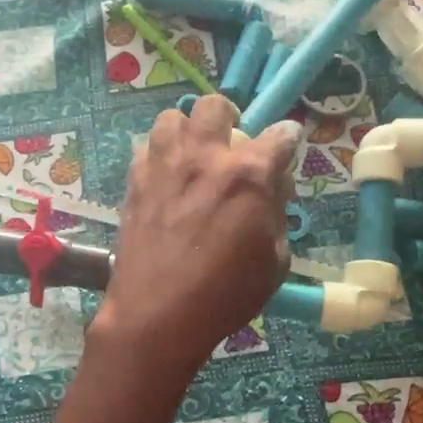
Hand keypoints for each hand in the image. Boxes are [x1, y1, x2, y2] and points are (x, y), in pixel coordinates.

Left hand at [98, 96, 299, 377]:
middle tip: (231, 147)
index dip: (287, 140)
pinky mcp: (134, 182)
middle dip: (230, 119)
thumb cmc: (225, 295)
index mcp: (249, 175)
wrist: (157, 315)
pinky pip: (146, 147)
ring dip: (187, 131)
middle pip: (216, 106)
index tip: (286, 148)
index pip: (280, 135)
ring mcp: (164, 166)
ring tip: (192, 157)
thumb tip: (271, 187)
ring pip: (173, 118)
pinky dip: (160, 155)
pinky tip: (166, 179)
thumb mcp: (275, 260)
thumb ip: (275, 212)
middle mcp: (205, 157)